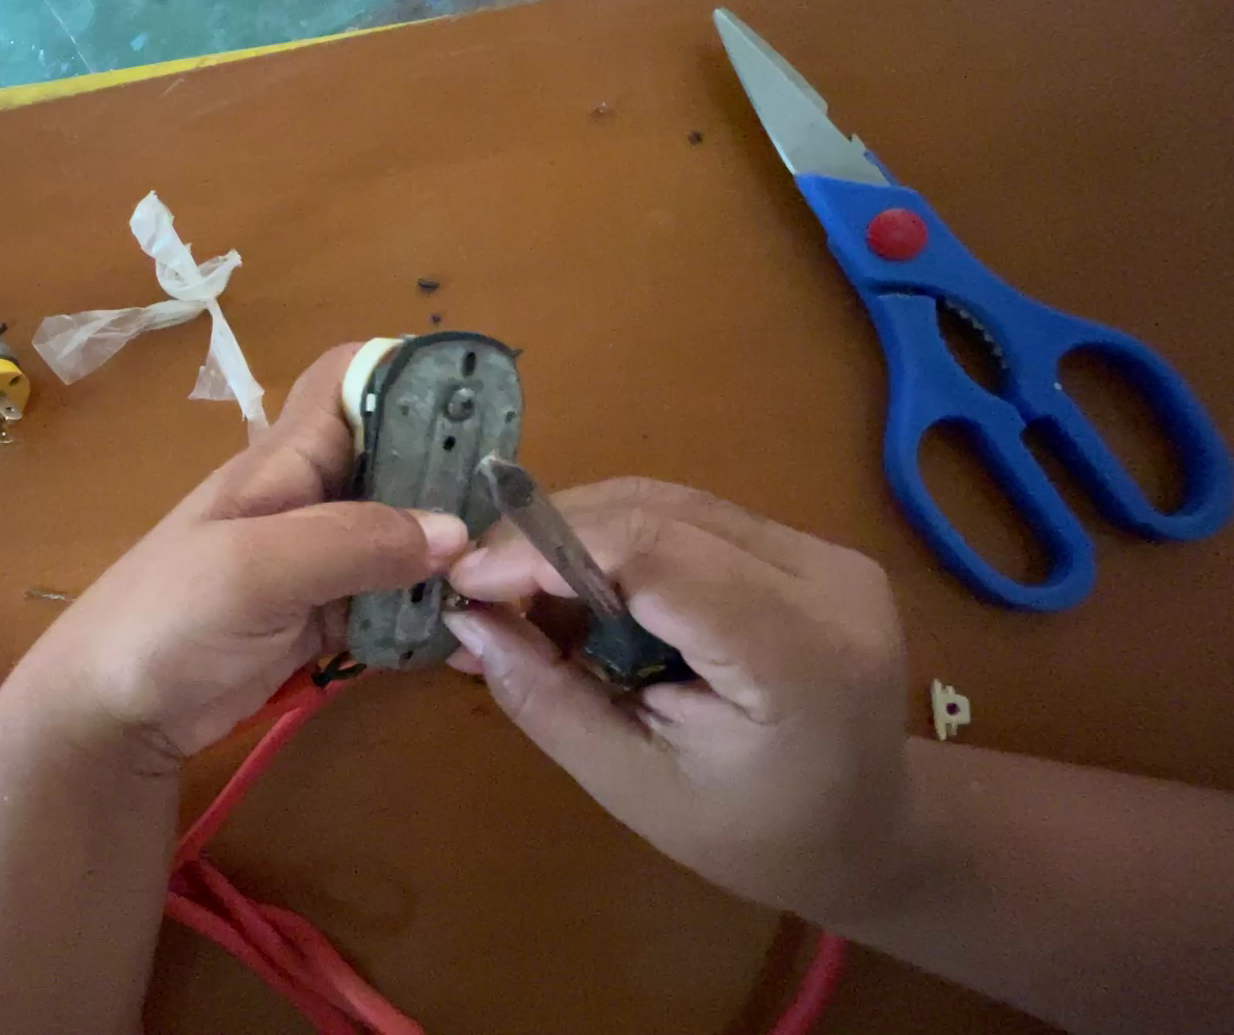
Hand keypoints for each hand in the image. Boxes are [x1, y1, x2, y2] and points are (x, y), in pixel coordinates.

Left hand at [16, 344, 469, 763]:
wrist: (113, 709)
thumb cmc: (165, 620)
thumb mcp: (251, 569)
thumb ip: (350, 543)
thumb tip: (455, 531)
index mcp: (283, 462)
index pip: (346, 381)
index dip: (405, 375)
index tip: (473, 404)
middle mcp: (307, 498)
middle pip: (390, 459)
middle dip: (448, 473)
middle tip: (511, 511)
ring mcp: (316, 560)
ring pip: (397, 532)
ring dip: (444, 549)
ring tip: (504, 578)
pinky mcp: (322, 614)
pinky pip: (386, 597)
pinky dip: (421, 608)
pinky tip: (461, 630)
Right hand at [443, 478, 913, 921]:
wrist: (869, 829)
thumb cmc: (750, 832)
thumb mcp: (629, 782)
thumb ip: (543, 696)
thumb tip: (464, 618)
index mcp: (798, 654)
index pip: (653, 551)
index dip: (543, 550)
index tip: (467, 583)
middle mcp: (820, 576)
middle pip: (647, 510)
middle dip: (542, 537)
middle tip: (478, 587)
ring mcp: (814, 549)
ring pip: (652, 500)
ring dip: (566, 535)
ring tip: (516, 593)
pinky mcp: (792, 543)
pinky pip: (671, 515)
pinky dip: (600, 541)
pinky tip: (571, 587)